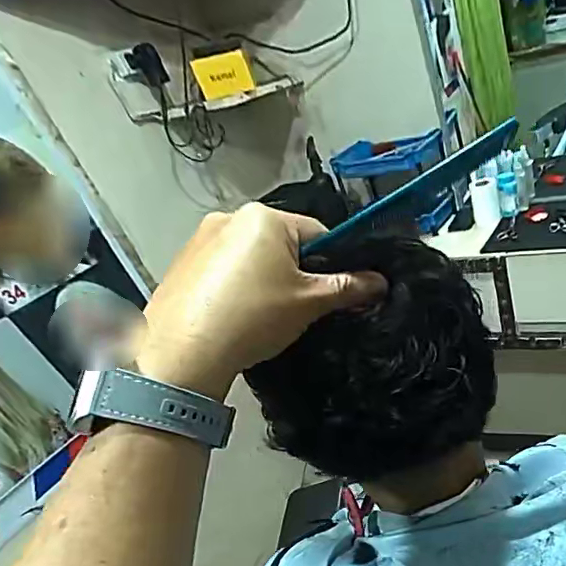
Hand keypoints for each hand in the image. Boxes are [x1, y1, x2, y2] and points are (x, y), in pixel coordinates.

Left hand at [134, 204, 384, 397]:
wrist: (184, 349)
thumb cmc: (254, 316)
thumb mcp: (311, 303)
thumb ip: (349, 288)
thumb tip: (381, 282)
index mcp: (265, 217)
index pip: (320, 233)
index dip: (335, 265)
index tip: (335, 294)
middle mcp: (231, 216)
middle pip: (286, 244)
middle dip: (300, 273)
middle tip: (303, 308)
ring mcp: (202, 238)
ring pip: (256, 257)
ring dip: (270, 280)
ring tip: (269, 315)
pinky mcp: (184, 261)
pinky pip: (229, 268)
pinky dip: (242, 287)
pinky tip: (241, 315)